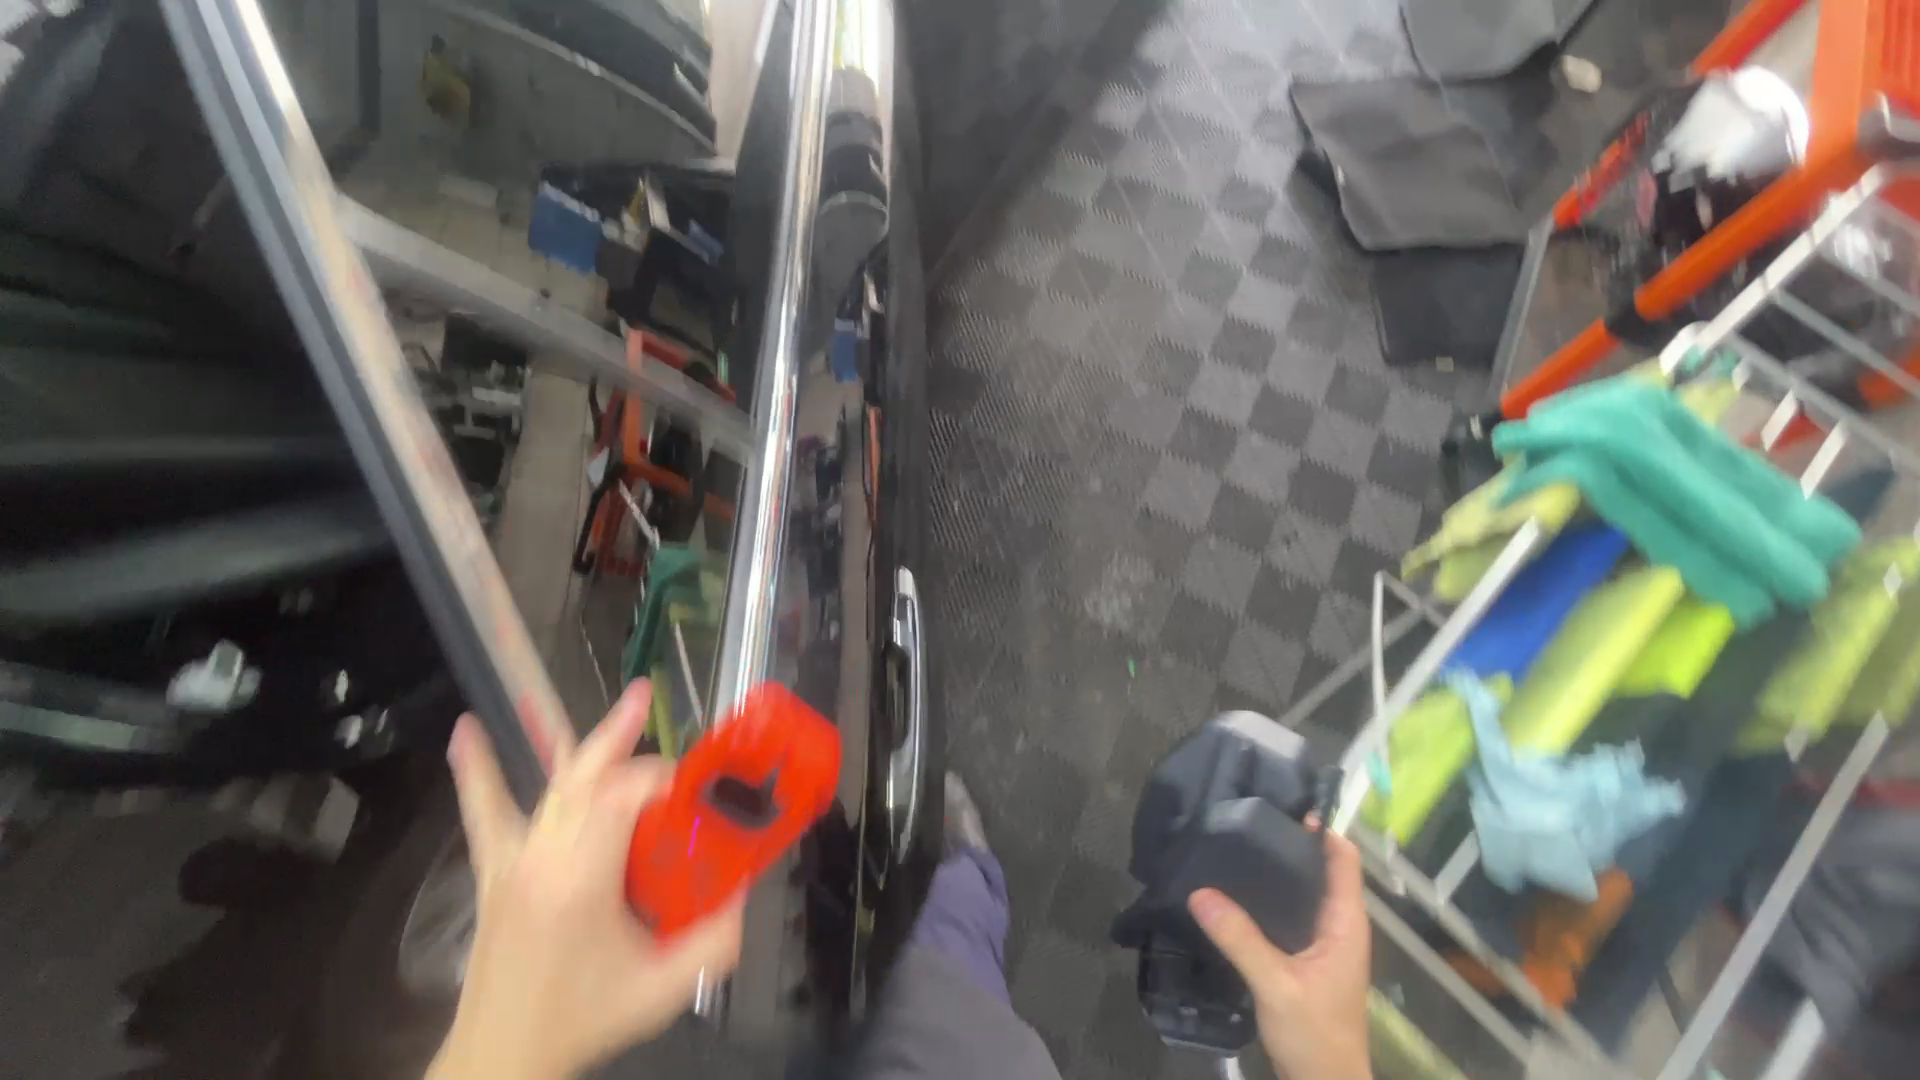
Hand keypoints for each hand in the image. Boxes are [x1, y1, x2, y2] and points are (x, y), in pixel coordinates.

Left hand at [429, 680, 744, 1079]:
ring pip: (551, 785)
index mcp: (581, 881)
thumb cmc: (581, 1020)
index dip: (659, 777)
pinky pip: (485, 812)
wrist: (500, 1060)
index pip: (621, 798)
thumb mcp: (661, 990)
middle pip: (586, 778)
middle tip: (648, 697)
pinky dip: (477, 770)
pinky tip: (465, 732)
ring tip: (592, 700)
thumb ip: (714, 942)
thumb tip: (746, 892)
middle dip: (620, 735)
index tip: (690, 787)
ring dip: (575, 737)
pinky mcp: (495, 871)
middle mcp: (543, 858)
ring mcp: (514, 861)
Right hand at [1188, 826, 1371, 1079]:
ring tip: (1236, 846)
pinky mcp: (1305, 958)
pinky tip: (1237, 892)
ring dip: (1278, 870)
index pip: (1344, 859)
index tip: (1283, 805)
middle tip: (1246, 818)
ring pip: (1304, 891)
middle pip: (1322, 869)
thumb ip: (1239, 938)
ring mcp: (1324, 943)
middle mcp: (1339, 926)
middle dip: (1291, 842)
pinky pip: (1289, 912)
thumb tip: (1199, 891)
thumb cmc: (1315, 1034)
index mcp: (1346, 924)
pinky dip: (1269, 896)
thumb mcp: (1275, 985)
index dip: (1322, 830)